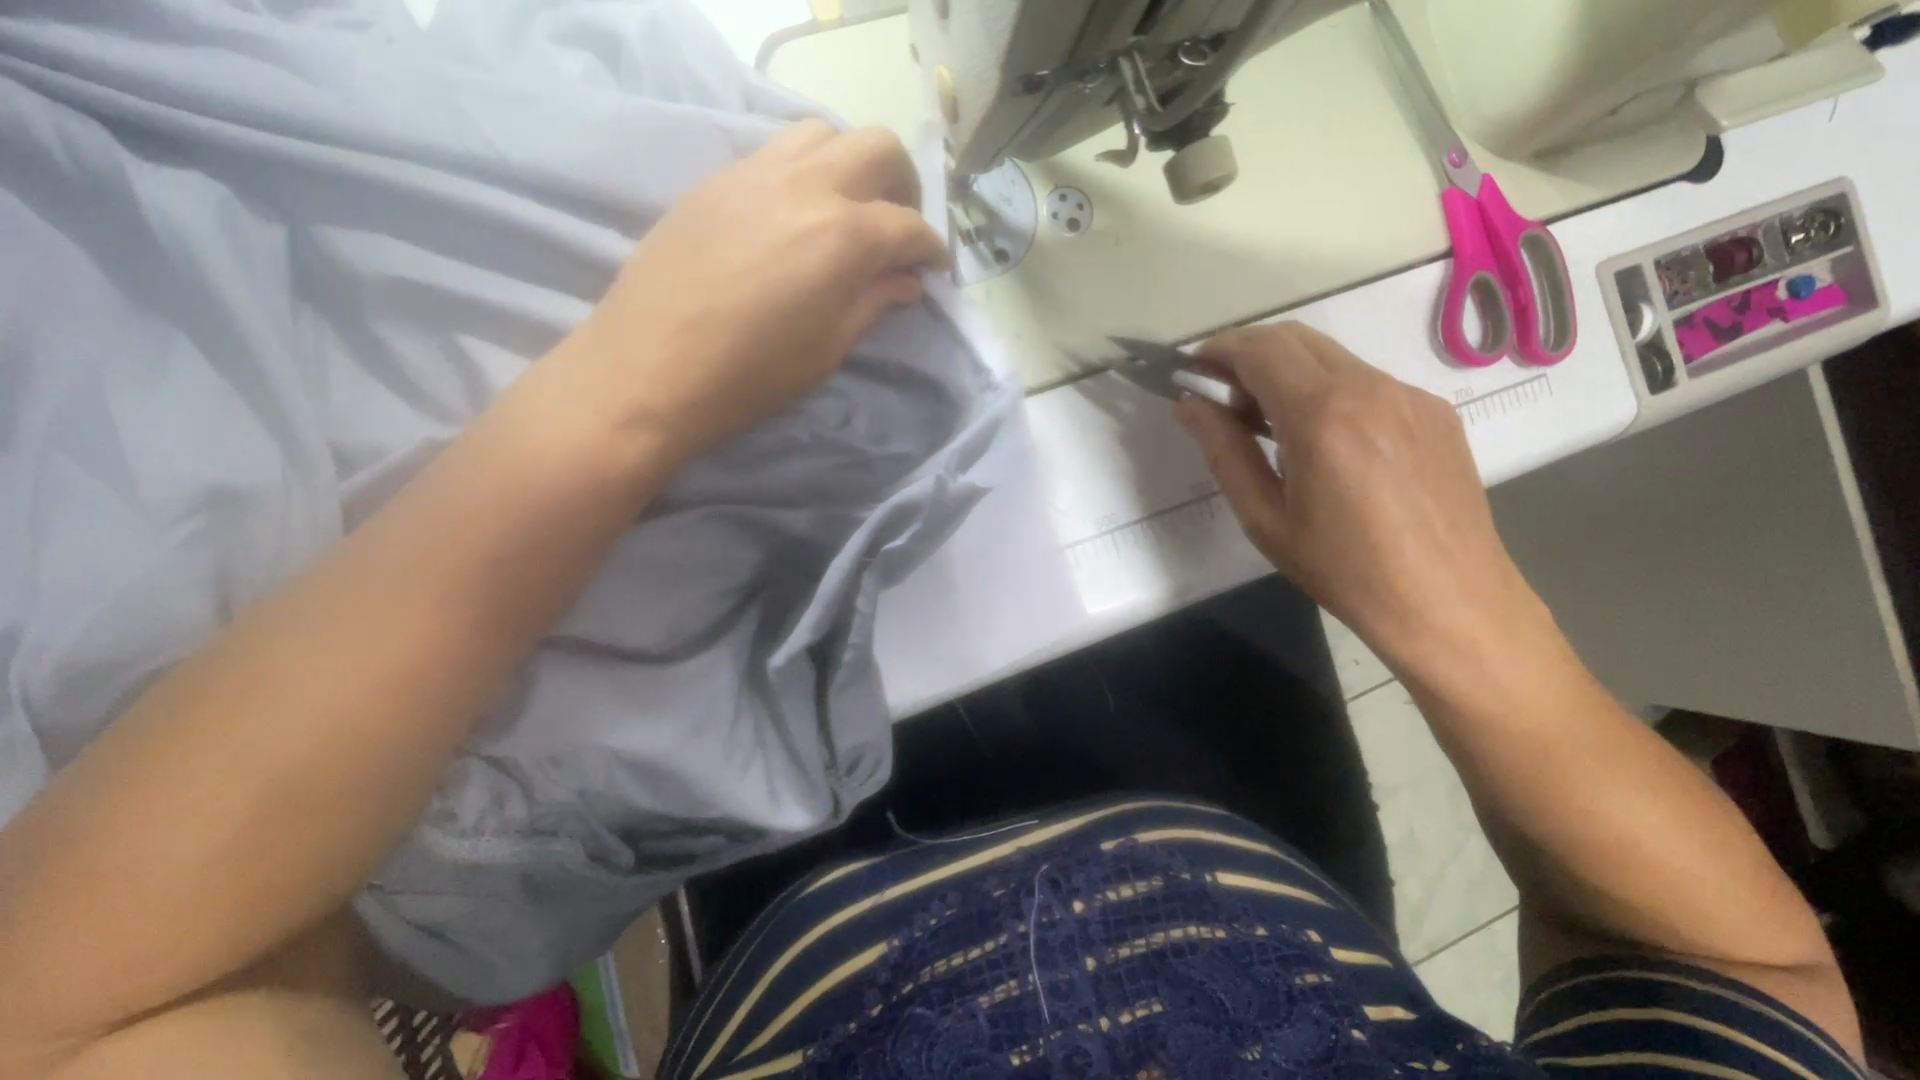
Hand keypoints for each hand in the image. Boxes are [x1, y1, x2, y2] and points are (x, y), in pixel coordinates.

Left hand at [556, 119, 946, 463]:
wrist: (646, 370)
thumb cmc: (748, 376)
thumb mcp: (827, 349)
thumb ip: (873, 302)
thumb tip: (906, 281)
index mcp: (843, 235)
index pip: (909, 225)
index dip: (931, 249)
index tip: (933, 269)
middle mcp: (805, 186)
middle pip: (876, 148)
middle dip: (902, 186)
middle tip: (896, 229)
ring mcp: (754, 174)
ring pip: (821, 134)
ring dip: (848, 165)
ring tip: (843, 212)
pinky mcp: (715, 181)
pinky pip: (773, 153)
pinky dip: (802, 172)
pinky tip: (791, 218)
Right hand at [1174, 322, 1550, 679]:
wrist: (1448, 600)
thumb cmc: (1345, 570)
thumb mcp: (1266, 519)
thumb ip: (1224, 452)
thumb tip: (1189, 405)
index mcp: (1323, 415)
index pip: (1260, 349)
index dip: (1218, 350)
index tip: (1193, 371)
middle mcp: (1370, 388)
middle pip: (1296, 338)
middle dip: (1250, 353)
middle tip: (1225, 397)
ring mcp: (1411, 395)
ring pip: (1335, 358)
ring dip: (1292, 373)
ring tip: (1274, 426)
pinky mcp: (1435, 412)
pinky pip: (1370, 383)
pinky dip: (1334, 393)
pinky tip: (1331, 445)